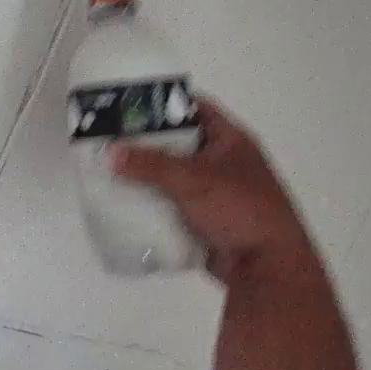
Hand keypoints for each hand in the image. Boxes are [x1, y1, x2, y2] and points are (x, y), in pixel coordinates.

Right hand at [109, 98, 326, 288]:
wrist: (266, 267)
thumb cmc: (240, 209)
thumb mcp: (195, 179)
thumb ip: (150, 164)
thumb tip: (109, 152)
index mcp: (230, 141)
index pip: (194, 108)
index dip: (163, 102)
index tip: (128, 102)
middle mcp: (220, 162)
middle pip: (175, 142)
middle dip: (143, 141)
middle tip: (106, 136)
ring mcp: (210, 191)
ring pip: (167, 175)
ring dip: (141, 174)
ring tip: (104, 167)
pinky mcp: (199, 218)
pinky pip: (166, 203)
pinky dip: (146, 201)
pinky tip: (118, 199)